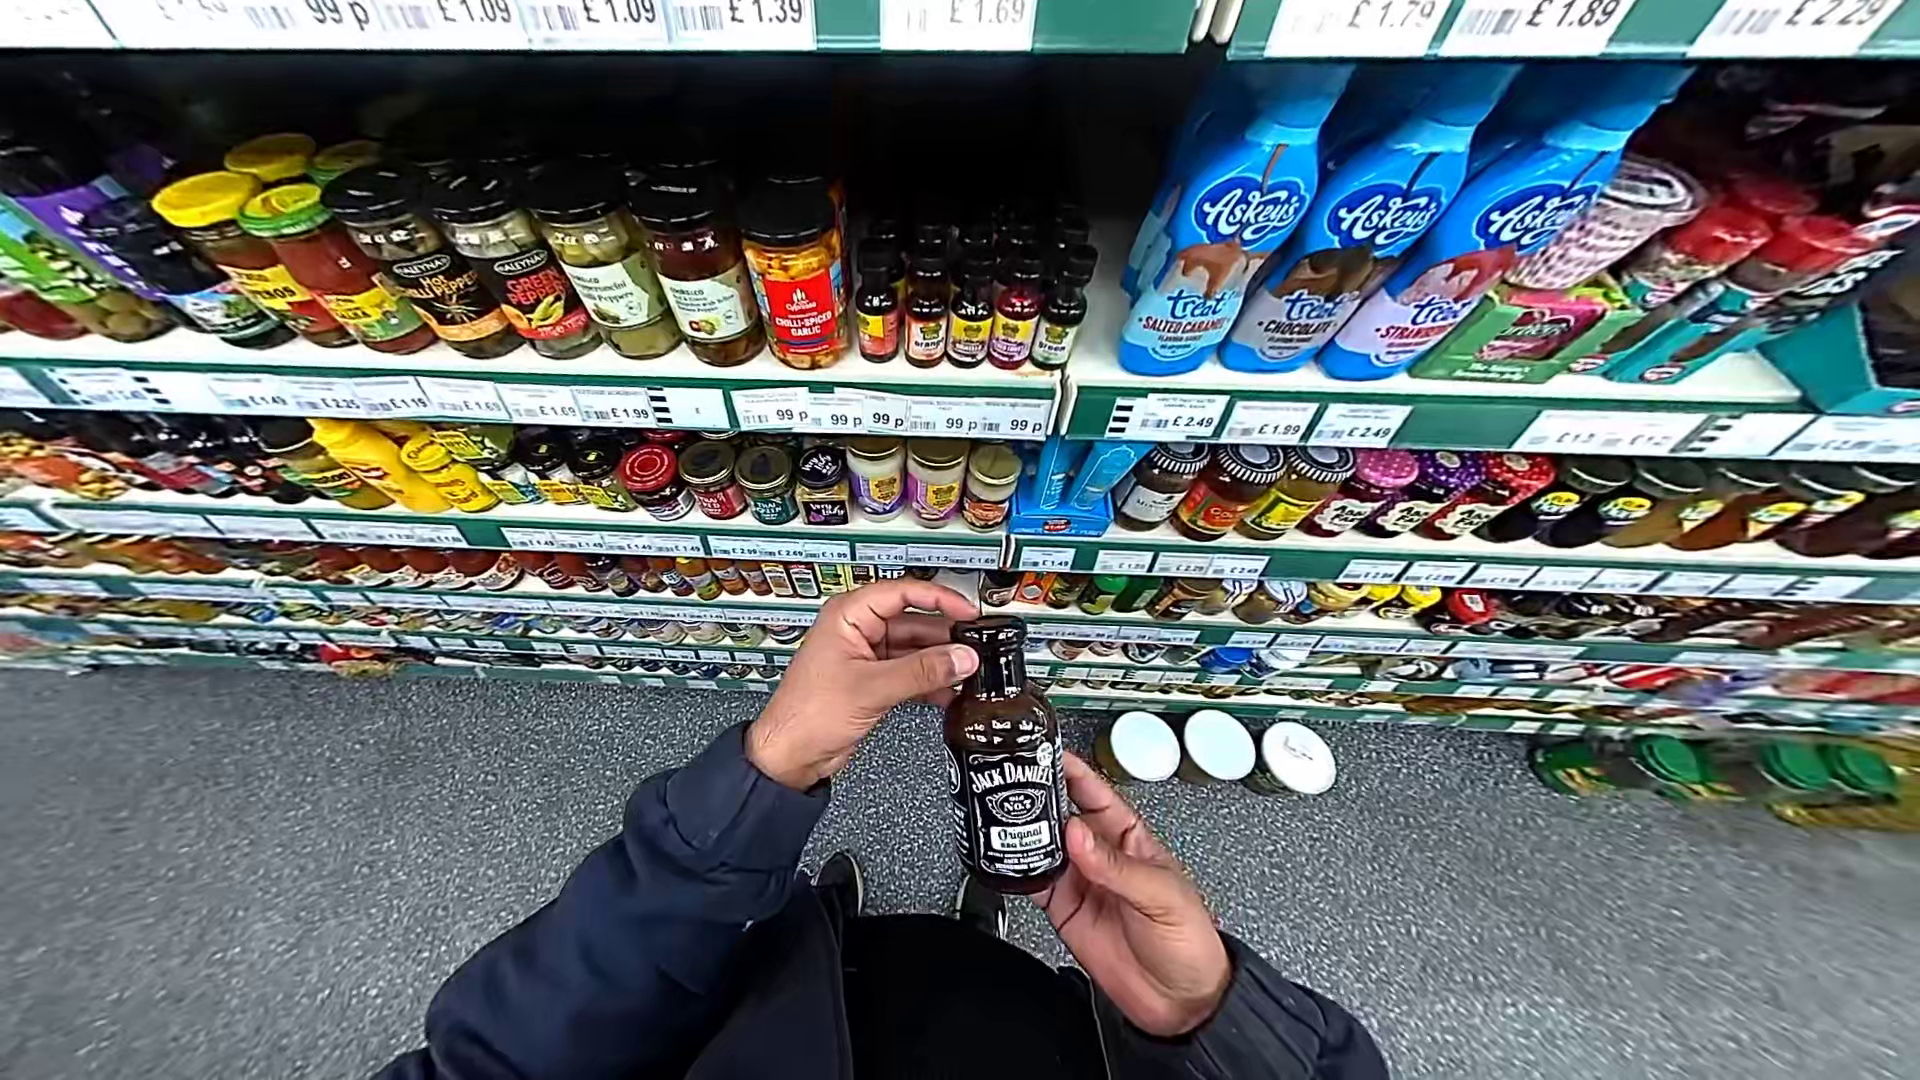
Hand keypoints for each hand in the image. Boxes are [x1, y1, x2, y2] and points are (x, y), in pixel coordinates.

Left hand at [746, 579, 979, 790]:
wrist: (790, 757)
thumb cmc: (806, 715)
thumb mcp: (871, 688)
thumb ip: (922, 671)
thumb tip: (960, 657)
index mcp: (849, 615)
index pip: (903, 592)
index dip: (939, 599)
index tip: (967, 611)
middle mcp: (859, 629)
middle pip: (914, 621)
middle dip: (944, 636)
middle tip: (973, 648)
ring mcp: (868, 655)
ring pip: (916, 648)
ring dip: (940, 661)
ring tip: (966, 672)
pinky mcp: (874, 679)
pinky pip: (911, 671)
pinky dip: (930, 680)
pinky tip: (948, 691)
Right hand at [1035, 753, 1230, 1037]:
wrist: (1183, 1006)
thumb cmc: (1189, 940)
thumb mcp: (1160, 894)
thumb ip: (1116, 866)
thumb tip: (1077, 833)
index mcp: (1126, 835)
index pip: (1094, 790)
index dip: (1070, 769)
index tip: (1046, 753)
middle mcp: (1098, 850)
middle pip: (1060, 811)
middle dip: (1037, 795)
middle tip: (1014, 785)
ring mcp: (1078, 877)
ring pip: (1042, 842)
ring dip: (1024, 831)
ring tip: (1004, 820)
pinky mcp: (1063, 907)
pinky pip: (1033, 880)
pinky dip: (1018, 869)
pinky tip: (1009, 860)